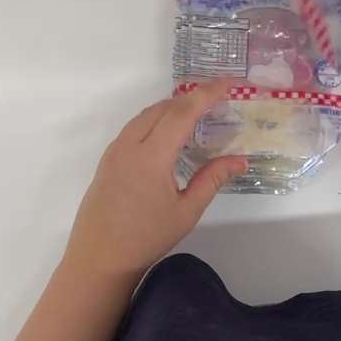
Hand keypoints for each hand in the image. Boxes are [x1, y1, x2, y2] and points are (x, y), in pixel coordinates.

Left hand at [63, 79, 248, 279]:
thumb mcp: (186, 211)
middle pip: (162, 108)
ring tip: (196, 115)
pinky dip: (155, 122)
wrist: (99, 257)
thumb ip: (212, 180)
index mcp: (151, 156)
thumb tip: (240, 161)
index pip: (182, 112)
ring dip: (171, 109)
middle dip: (190, 98)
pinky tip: (167, 136)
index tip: (228, 82)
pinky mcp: (107, 161)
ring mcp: (114, 152)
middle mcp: (129, 146)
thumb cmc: (146, 238)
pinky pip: (133, 129)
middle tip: (217, 100)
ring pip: (145, 116)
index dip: (207, 93)